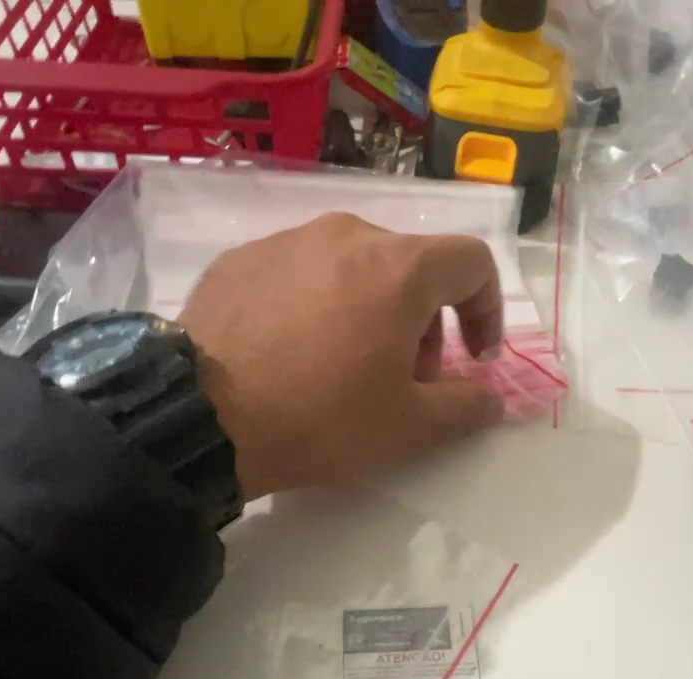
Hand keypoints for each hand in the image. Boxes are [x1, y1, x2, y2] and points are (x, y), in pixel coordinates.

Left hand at [180, 213, 505, 498]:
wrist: (201, 417)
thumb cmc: (321, 420)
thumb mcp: (409, 428)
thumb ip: (467, 407)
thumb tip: (491, 398)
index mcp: (398, 268)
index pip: (472, 261)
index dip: (487, 309)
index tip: (475, 357)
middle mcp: (346, 235)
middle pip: (411, 266)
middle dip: (425, 322)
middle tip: (406, 378)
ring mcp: (287, 240)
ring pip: (355, 266)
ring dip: (372, 311)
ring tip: (345, 367)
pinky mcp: (241, 258)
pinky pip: (302, 273)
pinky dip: (318, 305)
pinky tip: (293, 354)